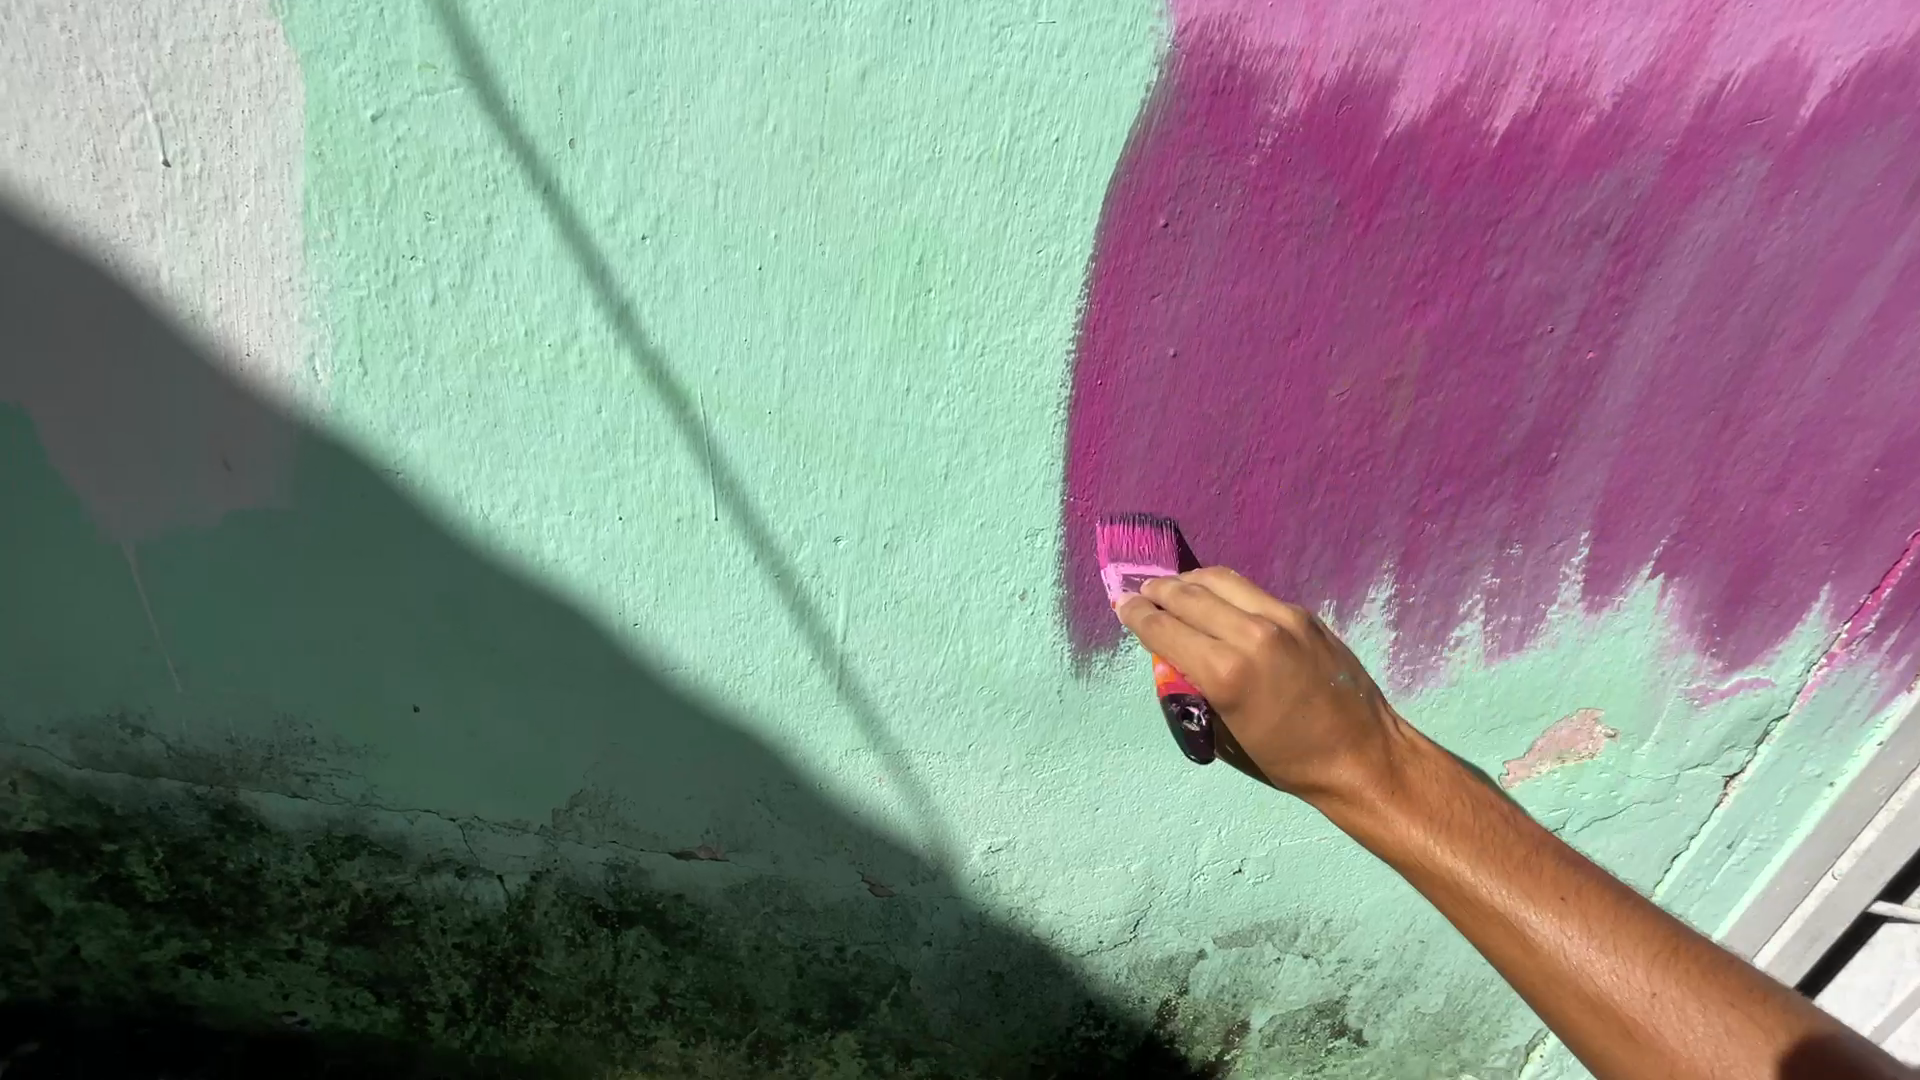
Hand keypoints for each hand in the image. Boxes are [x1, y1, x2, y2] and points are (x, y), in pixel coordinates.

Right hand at [1115, 567, 1408, 804]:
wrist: (1363, 756)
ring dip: (1188, 581)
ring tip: (1173, 587)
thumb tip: (1170, 650)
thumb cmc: (1284, 759)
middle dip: (1156, 591)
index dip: (1135, 614)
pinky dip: (1222, 590)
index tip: (1121, 605)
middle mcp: (1250, 635)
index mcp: (1224, 673)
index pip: (1164, 628)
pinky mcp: (1303, 614)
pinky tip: (1215, 598)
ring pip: (1219, 580)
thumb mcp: (1222, 731)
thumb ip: (1191, 683)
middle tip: (1141, 592)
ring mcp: (1281, 619)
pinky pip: (1250, 590)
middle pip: (1187, 595)